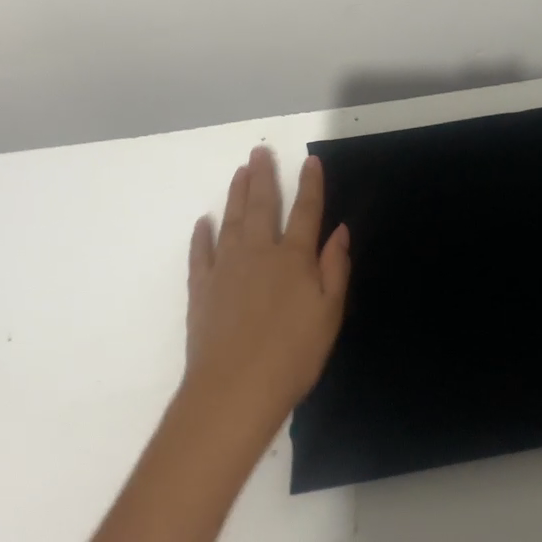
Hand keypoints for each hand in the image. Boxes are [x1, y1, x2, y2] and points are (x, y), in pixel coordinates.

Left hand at [183, 147, 350, 430]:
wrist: (233, 389)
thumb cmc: (292, 354)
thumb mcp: (329, 314)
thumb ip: (335, 268)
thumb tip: (340, 230)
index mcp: (294, 258)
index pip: (306, 211)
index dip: (310, 185)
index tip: (310, 161)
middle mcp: (259, 253)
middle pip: (263, 206)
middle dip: (264, 177)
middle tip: (260, 152)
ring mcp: (226, 269)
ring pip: (232, 221)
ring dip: (236, 195)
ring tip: (239, 172)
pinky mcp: (202, 289)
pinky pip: (201, 253)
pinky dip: (202, 235)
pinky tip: (204, 223)